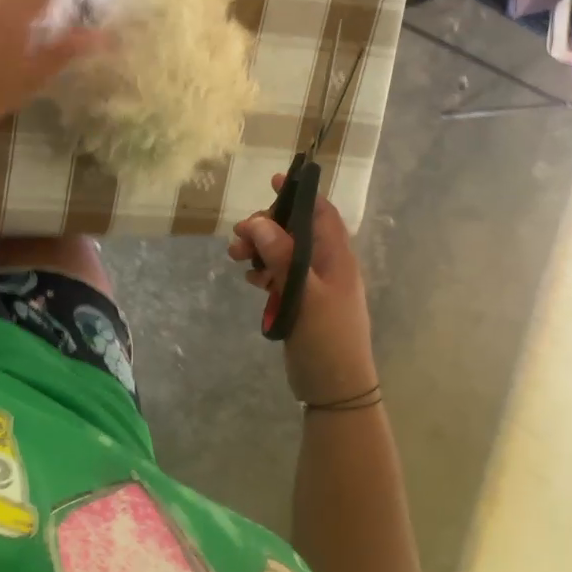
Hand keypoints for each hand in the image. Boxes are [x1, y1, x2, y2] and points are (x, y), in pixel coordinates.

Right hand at [228, 175, 377, 403]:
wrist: (335, 388)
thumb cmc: (327, 339)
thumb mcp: (303, 294)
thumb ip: (281, 256)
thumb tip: (258, 221)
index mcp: (336, 258)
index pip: (321, 213)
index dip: (300, 195)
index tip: (273, 182)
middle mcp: (326, 266)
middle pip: (295, 232)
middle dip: (266, 227)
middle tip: (237, 237)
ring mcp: (313, 286)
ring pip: (283, 254)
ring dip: (260, 250)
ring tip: (235, 258)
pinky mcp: (301, 304)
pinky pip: (280, 276)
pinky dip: (264, 272)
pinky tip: (251, 279)